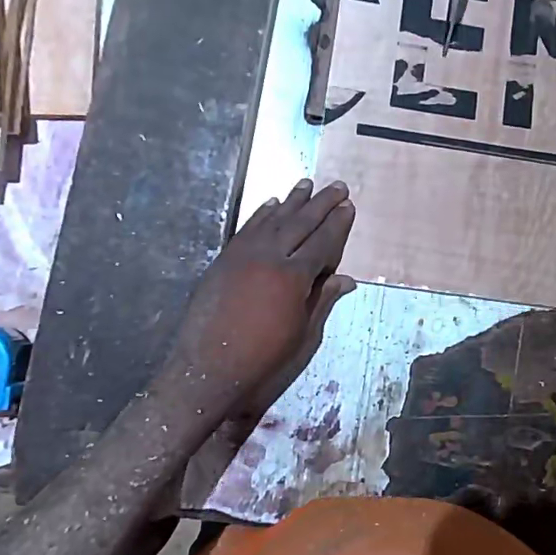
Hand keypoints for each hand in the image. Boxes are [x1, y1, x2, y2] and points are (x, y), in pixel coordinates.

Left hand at [165, 179, 356, 422]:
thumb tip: (346, 279)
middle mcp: (268, 258)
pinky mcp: (223, 261)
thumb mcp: (302, 335)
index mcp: (292, 277)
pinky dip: (261, 214)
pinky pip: (246, 229)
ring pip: (272, 220)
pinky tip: (271, 204)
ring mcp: (242, 256)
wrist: (207, 370)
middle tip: (337, 186)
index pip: (322, 243)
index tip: (348, 206)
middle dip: (320, 204)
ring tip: (306, 183)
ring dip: (291, 201)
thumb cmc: (262, 360)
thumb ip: (323, 301)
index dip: (337, 225)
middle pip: (300, 223)